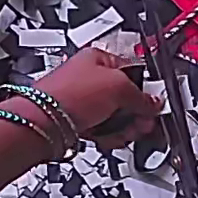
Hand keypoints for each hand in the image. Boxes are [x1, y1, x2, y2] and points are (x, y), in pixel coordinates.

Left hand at [32, 48, 159, 147]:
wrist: (42, 122)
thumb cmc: (69, 94)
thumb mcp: (118, 87)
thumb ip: (142, 95)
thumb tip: (154, 103)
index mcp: (97, 58)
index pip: (132, 71)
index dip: (146, 88)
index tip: (154, 104)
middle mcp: (88, 78)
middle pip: (124, 97)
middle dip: (135, 113)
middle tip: (140, 123)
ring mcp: (81, 101)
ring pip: (113, 116)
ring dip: (122, 128)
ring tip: (122, 133)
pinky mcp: (76, 122)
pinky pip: (100, 129)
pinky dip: (107, 135)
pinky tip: (107, 139)